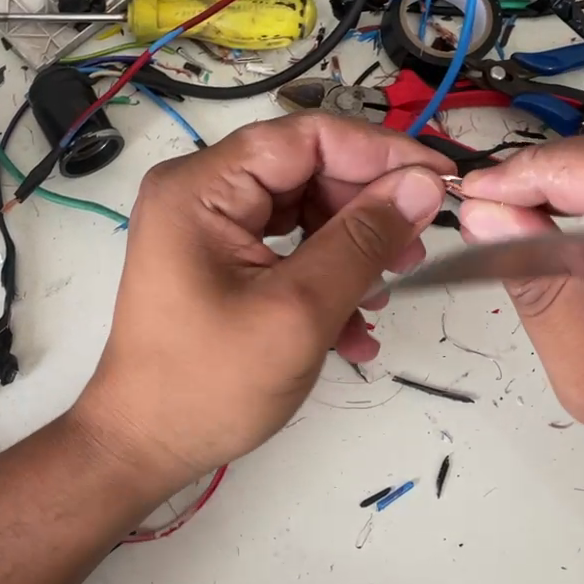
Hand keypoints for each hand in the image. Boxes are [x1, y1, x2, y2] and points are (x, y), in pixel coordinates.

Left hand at [71, 113, 451, 500]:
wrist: (144, 445)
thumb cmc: (209, 384)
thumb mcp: (299, 311)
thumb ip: (363, 241)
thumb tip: (422, 183)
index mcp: (199, 188)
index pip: (304, 137)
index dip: (378, 152)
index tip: (440, 180)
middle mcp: (196, 194)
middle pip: (303, 173)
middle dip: (365, 211)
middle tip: (415, 251)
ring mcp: (204, 230)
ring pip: (300, 214)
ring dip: (350, 251)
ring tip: (383, 297)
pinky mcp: (215, 264)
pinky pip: (282, 251)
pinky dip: (320, 280)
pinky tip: (352, 331)